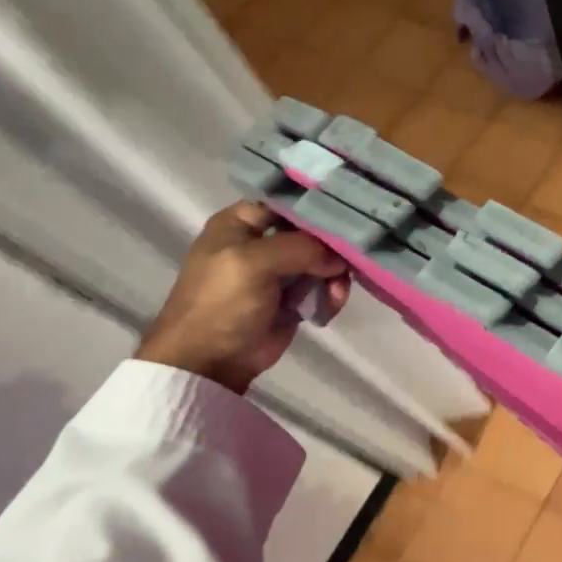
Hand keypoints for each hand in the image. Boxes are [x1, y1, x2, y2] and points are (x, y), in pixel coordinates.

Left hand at [135, 202, 350, 394]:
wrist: (211, 360)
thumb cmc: (222, 302)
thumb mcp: (254, 263)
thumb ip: (301, 247)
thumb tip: (339, 258)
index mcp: (241, 223)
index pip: (287, 201)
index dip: (317, 205)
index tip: (350, 214)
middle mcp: (262, 241)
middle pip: (312, 231)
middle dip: (333, 246)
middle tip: (347, 260)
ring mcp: (280, 270)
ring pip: (325, 259)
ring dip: (336, 274)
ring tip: (335, 292)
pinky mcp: (294, 297)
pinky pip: (325, 285)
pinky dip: (332, 293)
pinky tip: (332, 303)